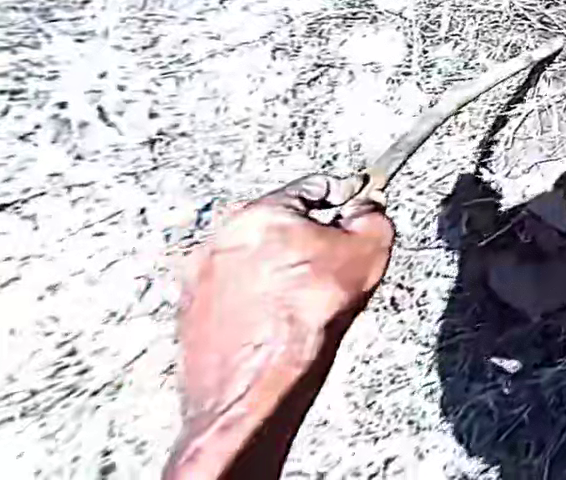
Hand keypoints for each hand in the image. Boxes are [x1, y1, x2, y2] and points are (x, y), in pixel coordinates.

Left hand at [168, 174, 393, 479]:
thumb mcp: (373, 244)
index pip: (316, 184)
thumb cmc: (311, 310)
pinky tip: (290, 306)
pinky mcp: (191, 313)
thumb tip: (366, 208)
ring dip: (288, 260)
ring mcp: (197, 280)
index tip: (363, 202)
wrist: (260, 380)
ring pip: (260, 253)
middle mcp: (217, 240)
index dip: (349, 193)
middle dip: (315, 230)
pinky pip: (240, 285)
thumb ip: (374, 212)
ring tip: (317, 283)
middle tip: (342, 248)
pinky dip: (266, 288)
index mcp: (258, 214)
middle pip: (283, 219)